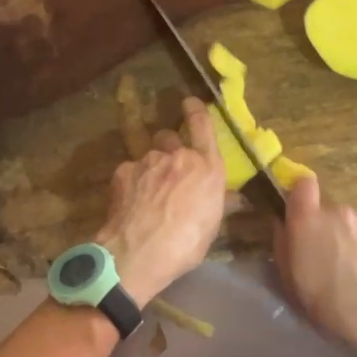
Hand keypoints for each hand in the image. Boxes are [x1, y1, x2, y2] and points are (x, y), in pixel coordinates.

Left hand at [95, 97, 228, 305]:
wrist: (139, 254)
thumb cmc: (185, 245)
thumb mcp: (211, 226)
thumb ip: (217, 202)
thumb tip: (232, 197)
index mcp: (207, 168)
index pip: (203, 126)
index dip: (195, 110)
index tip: (189, 102)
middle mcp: (178, 157)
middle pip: (170, 139)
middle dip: (170, 150)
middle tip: (168, 174)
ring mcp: (148, 161)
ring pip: (149, 155)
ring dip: (151, 168)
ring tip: (147, 195)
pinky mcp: (124, 172)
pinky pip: (131, 171)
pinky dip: (132, 182)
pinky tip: (131, 203)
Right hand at [274, 176, 356, 356]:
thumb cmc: (329, 305)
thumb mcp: (290, 284)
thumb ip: (282, 248)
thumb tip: (283, 226)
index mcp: (308, 221)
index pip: (302, 184)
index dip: (298, 197)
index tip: (295, 219)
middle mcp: (337, 212)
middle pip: (323, 211)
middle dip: (319, 229)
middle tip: (320, 261)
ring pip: (344, 224)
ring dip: (341, 240)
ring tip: (345, 272)